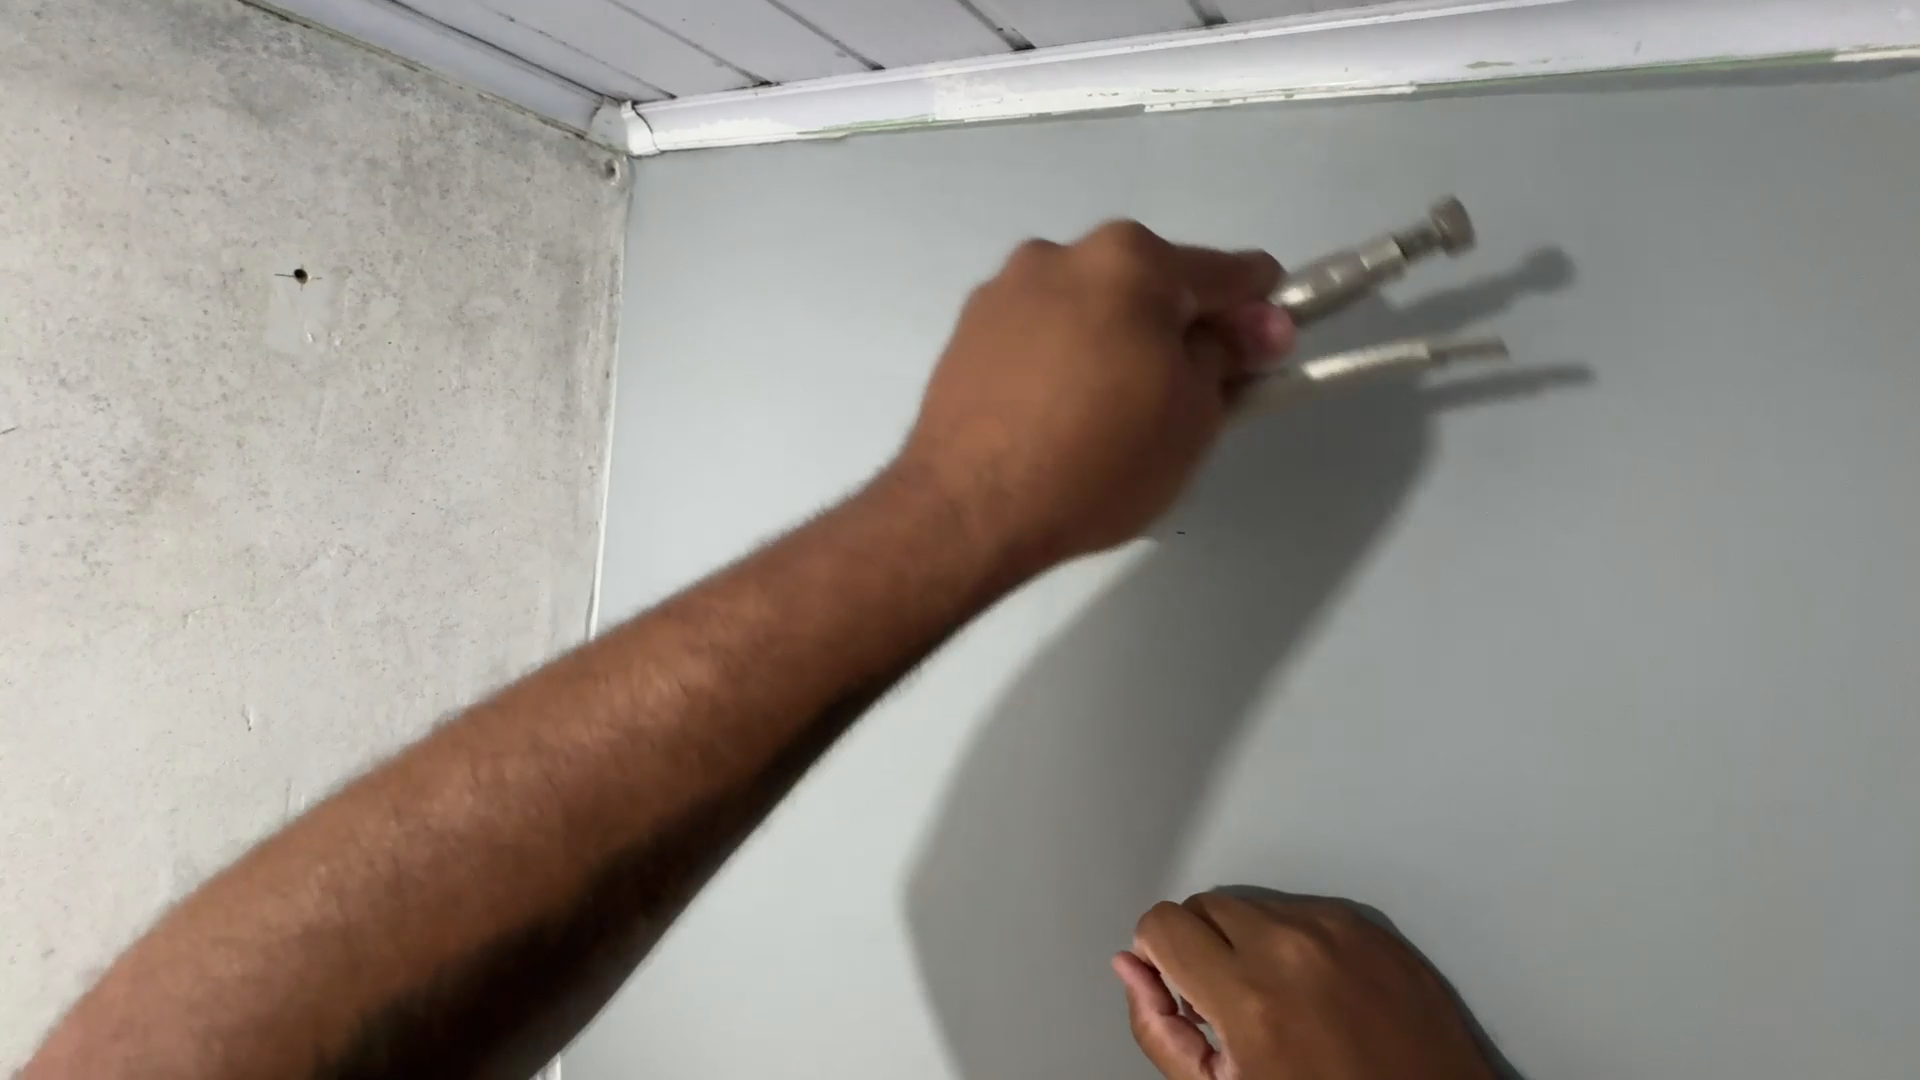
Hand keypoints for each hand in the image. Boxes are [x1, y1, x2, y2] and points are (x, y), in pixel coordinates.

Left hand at [895, 221, 1292, 571]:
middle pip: (1147, 286)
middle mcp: (1060, 256)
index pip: (1224, 273)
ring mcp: (1003, 291)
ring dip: (1112, 341)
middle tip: (1180, 394)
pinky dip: (1060, 359)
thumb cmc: (1097, 462)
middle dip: (1175, 328)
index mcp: (1130, 261)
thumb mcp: (1192, 418)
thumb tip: (1252, 325)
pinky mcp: (964, 333)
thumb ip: (1229, 357)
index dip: (1257, 311)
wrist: (967, 509)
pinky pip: (1037, 335)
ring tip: (1104, 413)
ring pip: (1086, 308)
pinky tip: (1055, 412)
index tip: (1263, 348)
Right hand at [1116, 892, 1495, 1079]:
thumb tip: (1129, 967)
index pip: (1162, 925)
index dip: (1158, 958)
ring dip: (1247, 941)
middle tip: (1230, 1004)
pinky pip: (1301, 909)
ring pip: (1251, 905)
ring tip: (1281, 1000)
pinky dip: (1293, 941)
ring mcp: (1338, 929)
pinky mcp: (1371, 925)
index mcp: (1251, 997)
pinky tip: (1319, 990)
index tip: (1180, 990)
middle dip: (1202, 948)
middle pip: (1203, 906)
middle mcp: (1292, 946)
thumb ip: (1160, 1031)